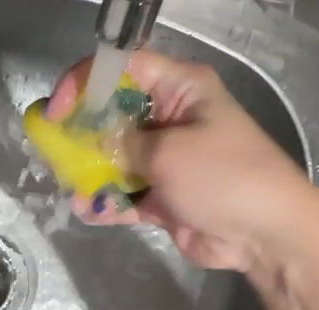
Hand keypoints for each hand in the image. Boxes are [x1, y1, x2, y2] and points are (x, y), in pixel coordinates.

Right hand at [46, 51, 318, 271]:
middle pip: (114, 116)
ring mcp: (166, 160)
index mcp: (181, 89)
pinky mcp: (163, 197)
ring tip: (72, 189)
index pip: (125, 69)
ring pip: (116, 160)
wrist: (262, 230)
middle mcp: (171, 119)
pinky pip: (125, 195)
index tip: (58, 111)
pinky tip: (86, 210)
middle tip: (55, 152)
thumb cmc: (223, 176)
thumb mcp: (169, 152)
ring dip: (91, 174)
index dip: (86, 83)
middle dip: (83, 133)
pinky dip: (106, 203)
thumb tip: (93, 147)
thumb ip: (124, 146)